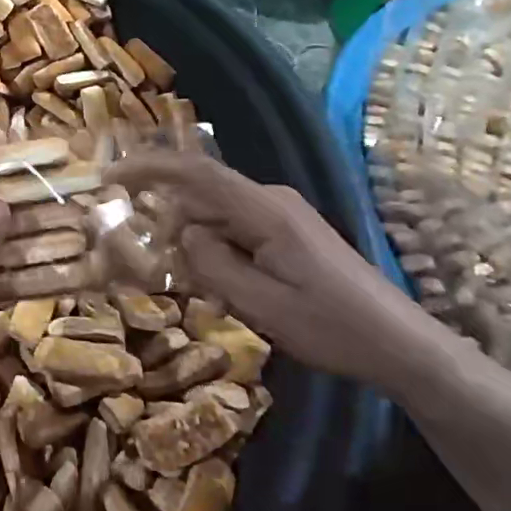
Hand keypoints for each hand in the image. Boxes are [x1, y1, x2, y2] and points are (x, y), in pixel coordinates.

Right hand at [108, 152, 418, 382]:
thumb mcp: (263, 306)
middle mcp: (272, 200)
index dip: (150, 168)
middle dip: (173, 223)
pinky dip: (220, 250)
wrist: (398, 341)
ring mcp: (282, 214)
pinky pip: (238, 229)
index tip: (111, 177)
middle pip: (204, 197)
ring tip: (205, 290)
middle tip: (156, 266)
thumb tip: (182, 232)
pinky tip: (228, 287)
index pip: (198, 174)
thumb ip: (213, 265)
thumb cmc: (332, 328)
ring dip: (200, 244)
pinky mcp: (288, 231)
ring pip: (219, 216)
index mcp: (266, 211)